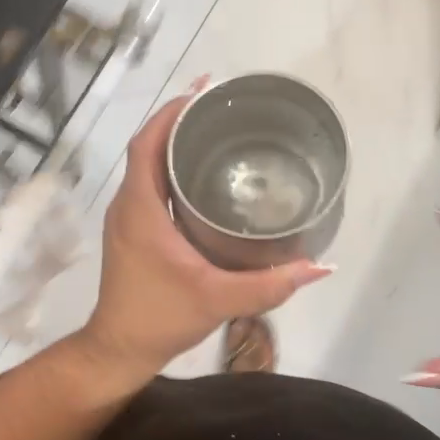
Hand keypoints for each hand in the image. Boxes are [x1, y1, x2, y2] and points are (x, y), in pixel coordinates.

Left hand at [77, 82, 333, 379]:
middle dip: (180, 123)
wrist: (119, 348)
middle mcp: (127, 205)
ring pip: (147, 168)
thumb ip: (269, 285)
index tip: (202, 91)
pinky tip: (203, 177)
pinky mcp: (132, 232)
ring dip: (174, 147)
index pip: (146, 144)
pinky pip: (150, 187)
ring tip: (217, 133)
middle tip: (222, 108)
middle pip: (148, 148)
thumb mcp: (218, 299)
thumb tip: (320, 266)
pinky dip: (172, 171)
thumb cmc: (159, 317)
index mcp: (139, 208)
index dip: (171, 114)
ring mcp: (126, 219)